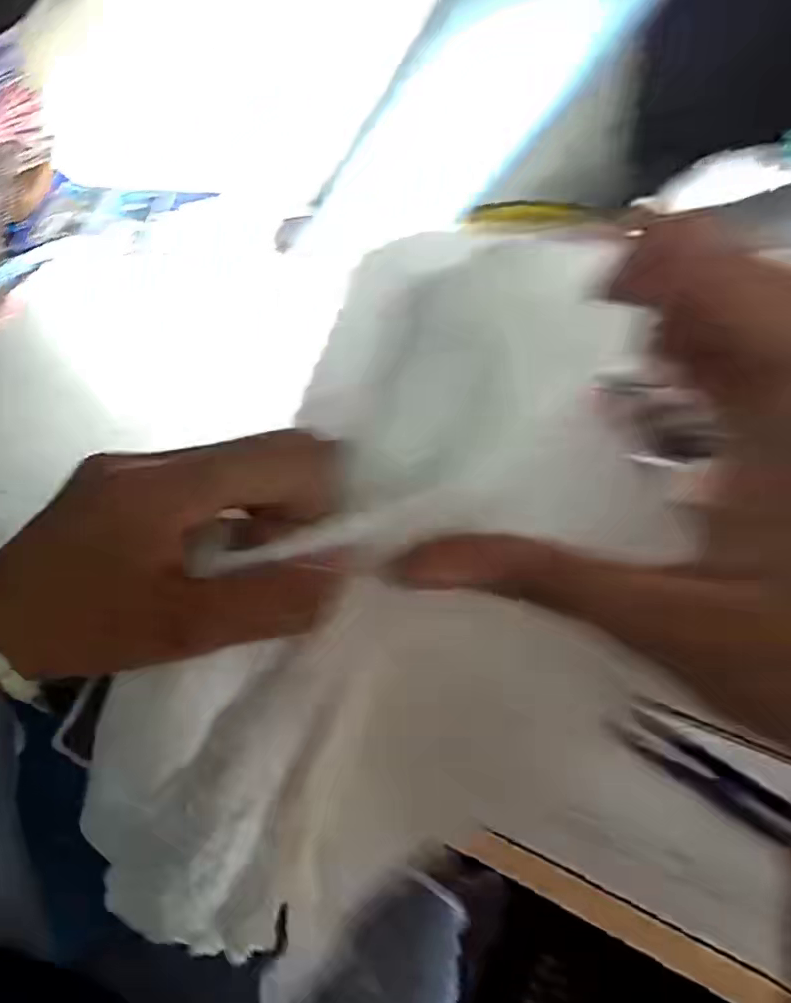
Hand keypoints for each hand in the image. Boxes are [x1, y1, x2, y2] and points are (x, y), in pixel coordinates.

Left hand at [0, 430, 342, 678]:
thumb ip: (270, 598)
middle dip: (286, 507)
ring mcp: (111, 469)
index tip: (309, 557)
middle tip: (272, 571)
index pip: (285, 452)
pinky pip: (176, 485)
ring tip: (227, 574)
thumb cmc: (78, 628)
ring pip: (214, 470)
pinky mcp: (97, 486)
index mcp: (158, 484)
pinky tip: (187, 562)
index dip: (324, 498)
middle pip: (249, 456)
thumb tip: (340, 568)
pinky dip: (203, 516)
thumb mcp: (181, 627)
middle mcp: (135, 460)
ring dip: (243, 513)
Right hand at [394, 216, 790, 743]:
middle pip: (750, 317)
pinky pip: (745, 392)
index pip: (744, 317)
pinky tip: (624, 381)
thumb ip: (539, 576)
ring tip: (578, 306)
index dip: (682, 262)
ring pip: (753, 349)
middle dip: (665, 279)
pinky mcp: (790, 467)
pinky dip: (688, 369)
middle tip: (557, 268)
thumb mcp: (670, 622)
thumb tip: (405, 562)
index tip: (602, 226)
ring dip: (675, 318)